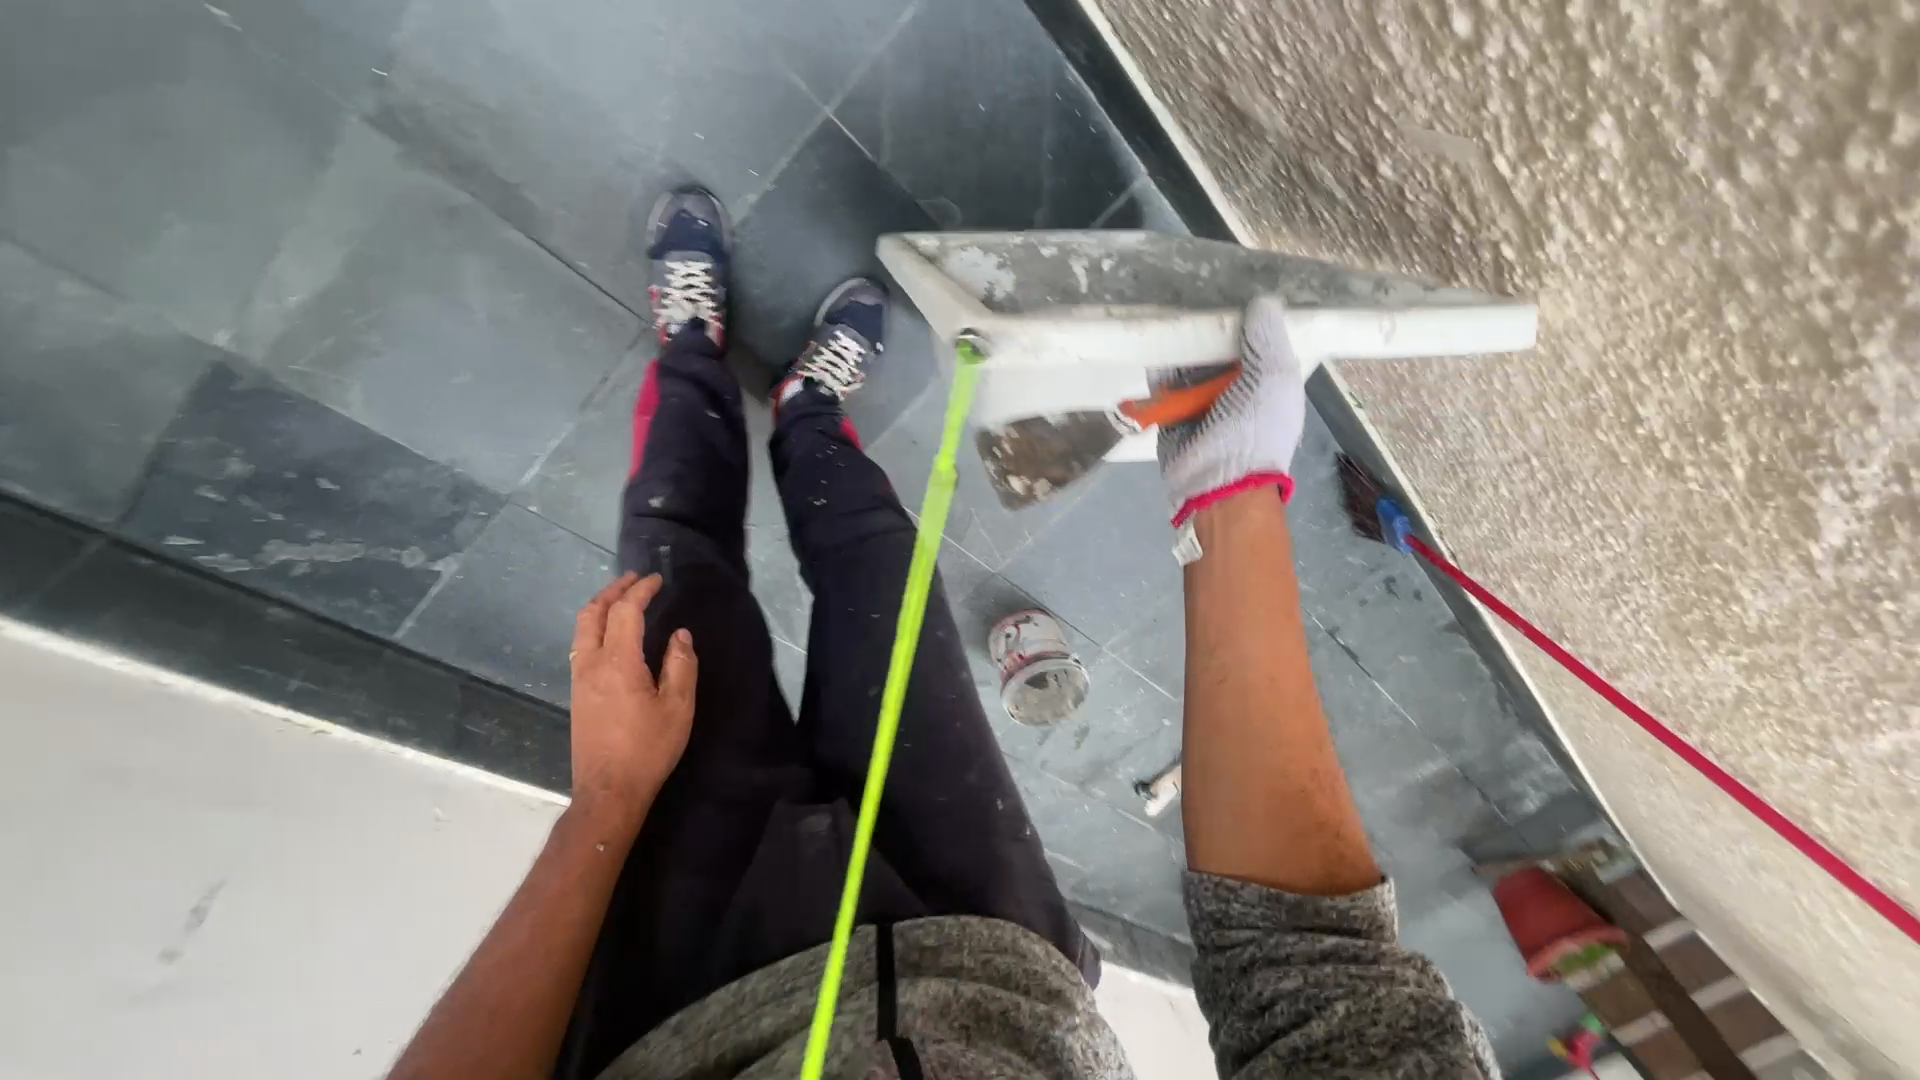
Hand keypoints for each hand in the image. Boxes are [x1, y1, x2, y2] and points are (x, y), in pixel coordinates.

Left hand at [568, 572, 697, 827]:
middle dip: (613, 591)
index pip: (625, 612)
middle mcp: (591, 664)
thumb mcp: (678, 707)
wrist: (608, 791)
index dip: (640, 591)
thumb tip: (679, 635)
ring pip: (582, 629)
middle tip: (634, 580)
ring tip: (621, 601)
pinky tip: (610, 634)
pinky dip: (594, 627)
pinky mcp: (577, 694)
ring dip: (600, 608)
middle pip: (593, 614)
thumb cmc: (648, 748)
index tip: (656, 580)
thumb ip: (681, 665)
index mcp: (618, 662)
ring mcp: (579, 679)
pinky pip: (581, 646)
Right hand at [1156, 295, 1307, 527]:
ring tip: (1171, 309)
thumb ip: (1267, 340)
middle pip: (1220, 351)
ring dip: (1181, 343)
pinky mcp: (1171, 415)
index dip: (1247, 319)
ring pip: (1189, 364)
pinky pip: (1162, 384)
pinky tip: (1155, 340)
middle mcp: (1235, 392)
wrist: (1217, 484)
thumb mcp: (1274, 379)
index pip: (1258, 343)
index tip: (1233, 288)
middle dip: (1208, 328)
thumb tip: (1262, 302)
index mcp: (1267, 385)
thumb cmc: (1254, 432)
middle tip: (1195, 291)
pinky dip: (1158, 365)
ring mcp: (1201, 404)